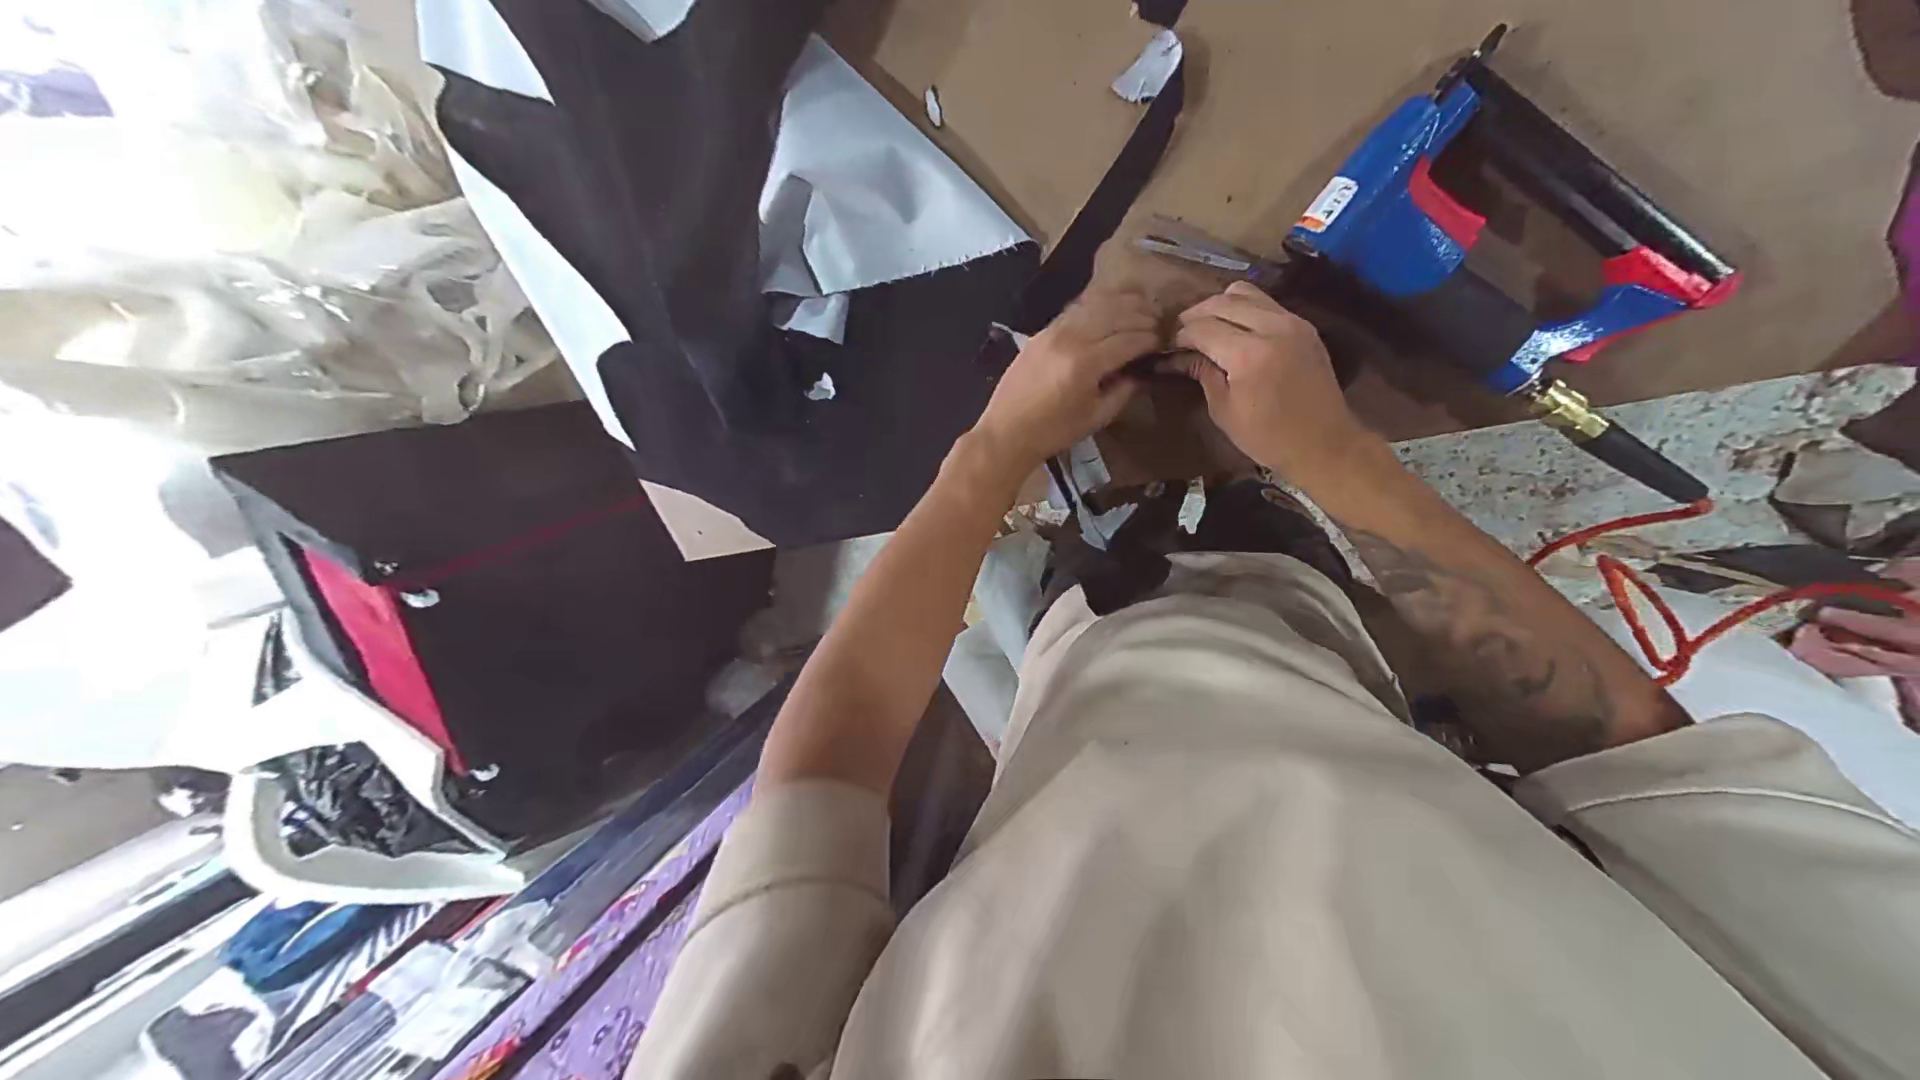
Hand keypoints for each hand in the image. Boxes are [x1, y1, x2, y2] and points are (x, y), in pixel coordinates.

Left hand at [971, 287, 1159, 474]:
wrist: (1007, 432)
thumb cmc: (1053, 432)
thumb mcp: (1096, 417)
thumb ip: (1124, 390)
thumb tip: (1142, 370)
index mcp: (1086, 364)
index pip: (1130, 338)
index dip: (1152, 339)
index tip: (1164, 342)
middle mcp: (1070, 339)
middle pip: (1116, 313)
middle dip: (1142, 316)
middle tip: (1158, 324)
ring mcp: (1053, 331)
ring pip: (1095, 304)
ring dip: (1122, 303)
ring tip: (1140, 309)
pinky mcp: (1041, 332)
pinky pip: (1075, 309)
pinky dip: (1097, 305)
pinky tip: (1109, 310)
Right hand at [1170, 281, 1377, 479]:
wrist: (1323, 442)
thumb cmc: (1266, 436)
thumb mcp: (1224, 410)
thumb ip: (1203, 374)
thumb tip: (1181, 356)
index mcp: (1248, 355)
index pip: (1203, 328)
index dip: (1181, 335)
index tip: (1169, 346)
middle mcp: (1272, 328)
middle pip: (1223, 302)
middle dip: (1196, 314)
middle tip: (1181, 332)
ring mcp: (1292, 322)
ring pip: (1246, 293)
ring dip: (1220, 305)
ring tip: (1207, 325)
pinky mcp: (1304, 326)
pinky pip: (1266, 303)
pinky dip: (1243, 308)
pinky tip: (1233, 329)